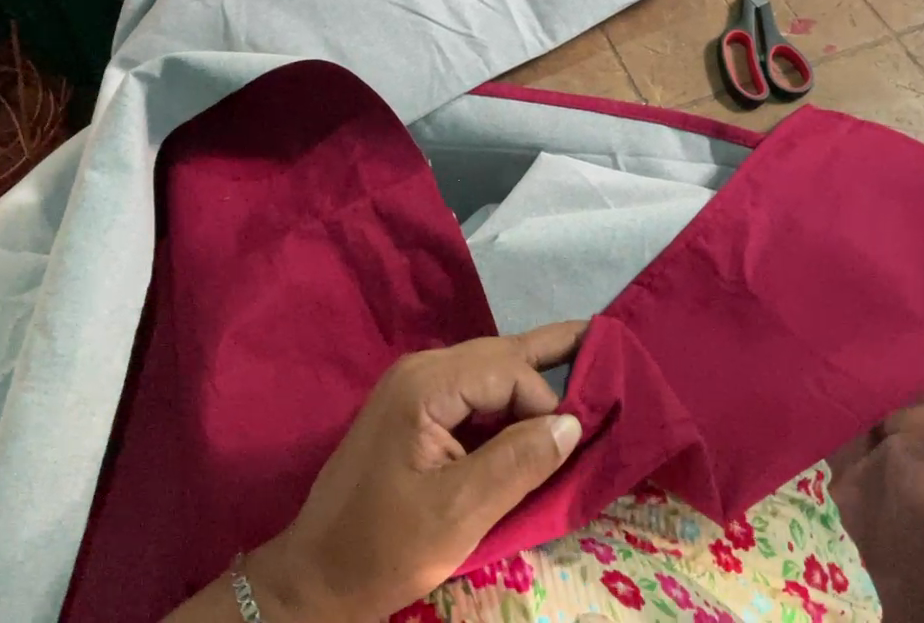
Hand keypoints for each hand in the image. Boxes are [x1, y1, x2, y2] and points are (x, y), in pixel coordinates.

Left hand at [220, 322, 586, 621]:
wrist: (315, 579)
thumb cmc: (382, 548)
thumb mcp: (457, 513)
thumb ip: (518, 462)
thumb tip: (573, 421)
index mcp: (426, 385)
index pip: (509, 371)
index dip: (546, 405)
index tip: (570, 449)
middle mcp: (421, 371)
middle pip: (501, 356)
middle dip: (552, 361)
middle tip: (608, 343)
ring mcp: (415, 388)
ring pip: (490, 371)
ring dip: (533, 379)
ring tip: (585, 363)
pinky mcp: (416, 411)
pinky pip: (474, 393)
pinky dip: (509, 402)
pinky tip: (536, 407)